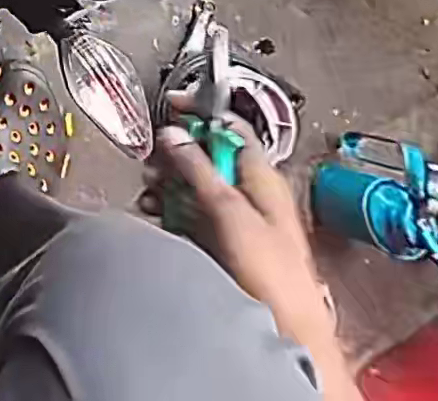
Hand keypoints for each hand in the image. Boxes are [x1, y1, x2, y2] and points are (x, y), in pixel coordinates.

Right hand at [150, 120, 332, 343]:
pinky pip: (190, 209)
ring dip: (169, 183)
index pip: (230, 126)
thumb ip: (199, 167)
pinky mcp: (221, 236)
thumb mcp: (230, 211)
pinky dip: (171, 207)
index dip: (202, 112)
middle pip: (206, 153)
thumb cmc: (273, 273)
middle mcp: (249, 190)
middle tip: (155, 159)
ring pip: (194, 182)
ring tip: (152, 191)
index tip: (173, 105)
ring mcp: (235, 214)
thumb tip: (173, 133)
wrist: (285, 332)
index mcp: (262, 175)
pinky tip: (156, 212)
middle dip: (175, 154)